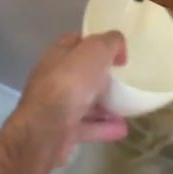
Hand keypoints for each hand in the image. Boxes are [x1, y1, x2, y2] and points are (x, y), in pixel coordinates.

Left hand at [16, 32, 129, 163]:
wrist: (44, 132)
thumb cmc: (69, 83)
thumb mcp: (95, 51)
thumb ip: (110, 42)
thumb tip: (119, 48)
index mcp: (58, 54)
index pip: (77, 42)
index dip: (97, 43)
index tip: (118, 52)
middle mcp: (54, 78)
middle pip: (81, 74)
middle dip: (102, 76)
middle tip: (124, 80)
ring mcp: (56, 106)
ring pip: (85, 102)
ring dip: (106, 104)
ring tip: (128, 107)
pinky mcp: (62, 131)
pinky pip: (87, 126)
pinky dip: (104, 127)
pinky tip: (122, 128)